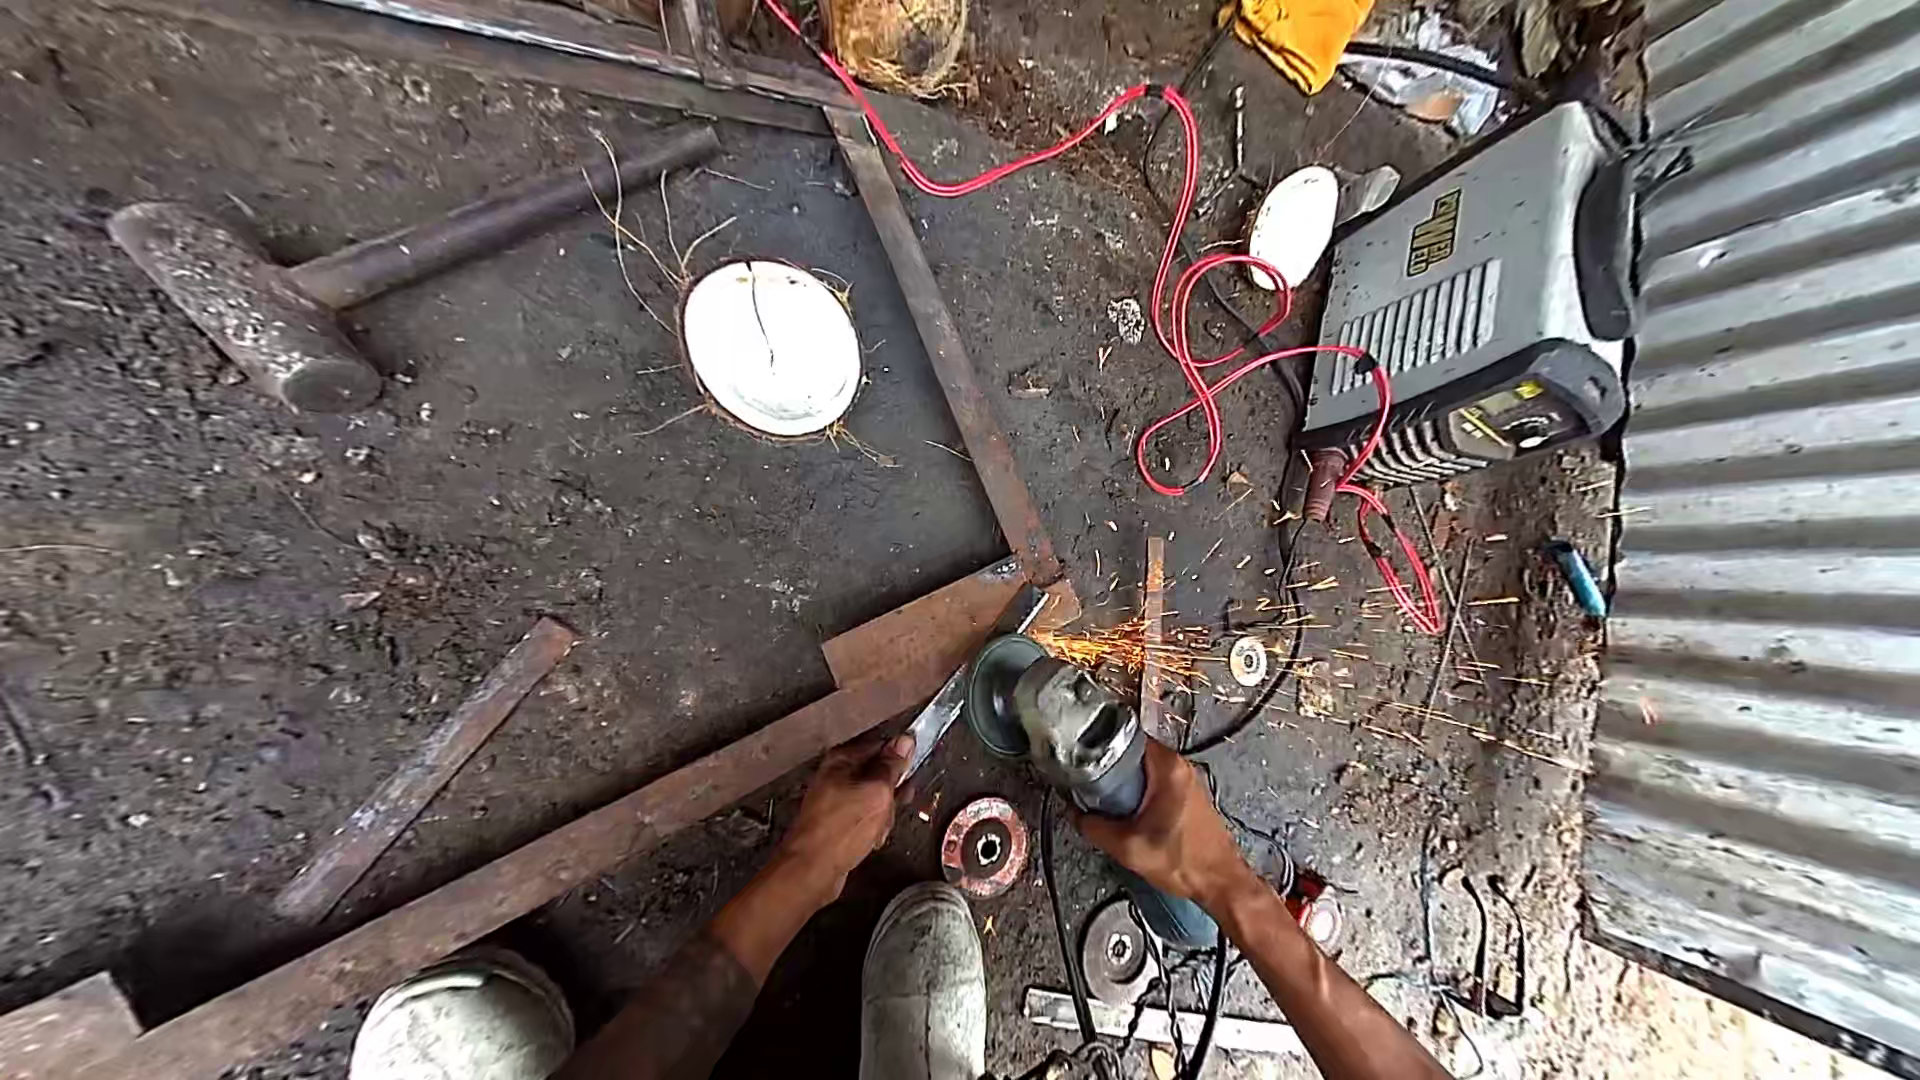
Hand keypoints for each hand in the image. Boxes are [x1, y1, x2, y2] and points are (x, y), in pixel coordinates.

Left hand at [775, 733, 912, 898]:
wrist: (811, 872)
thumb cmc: (841, 829)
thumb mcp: (877, 792)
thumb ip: (892, 766)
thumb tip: (905, 741)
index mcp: (842, 759)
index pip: (881, 745)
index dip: (900, 758)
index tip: (913, 768)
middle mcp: (836, 775)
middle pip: (879, 774)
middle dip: (891, 793)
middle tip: (891, 807)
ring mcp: (835, 799)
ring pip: (875, 798)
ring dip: (884, 814)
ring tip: (878, 828)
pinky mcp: (838, 821)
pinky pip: (865, 817)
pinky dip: (873, 827)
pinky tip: (871, 839)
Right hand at [1072, 739, 1254, 909]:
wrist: (1221, 884)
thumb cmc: (1186, 863)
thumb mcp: (1128, 847)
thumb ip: (1094, 827)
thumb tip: (1074, 814)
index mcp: (1168, 767)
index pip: (1128, 736)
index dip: (1103, 743)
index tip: (1085, 753)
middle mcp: (1181, 766)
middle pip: (1135, 751)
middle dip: (1112, 764)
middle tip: (1092, 780)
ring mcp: (1187, 779)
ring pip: (1146, 766)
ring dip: (1127, 778)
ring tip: (1107, 795)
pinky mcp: (1189, 794)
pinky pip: (1157, 779)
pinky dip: (1141, 788)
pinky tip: (1129, 808)